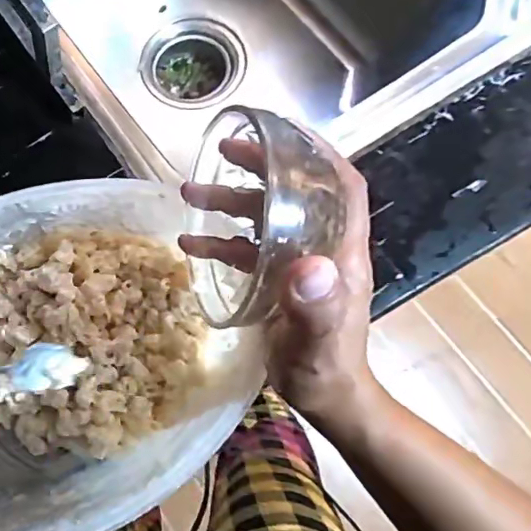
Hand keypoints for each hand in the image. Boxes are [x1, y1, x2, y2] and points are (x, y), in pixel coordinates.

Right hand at [179, 130, 376, 425]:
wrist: (325, 398)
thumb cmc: (327, 369)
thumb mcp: (319, 341)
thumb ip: (316, 307)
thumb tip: (309, 266)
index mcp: (340, 250)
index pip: (340, 186)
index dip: (318, 153)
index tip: (283, 132)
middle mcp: (320, 248)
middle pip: (294, 193)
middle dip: (262, 167)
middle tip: (225, 151)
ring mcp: (298, 264)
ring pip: (264, 219)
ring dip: (229, 204)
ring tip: (190, 192)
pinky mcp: (277, 282)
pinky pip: (248, 251)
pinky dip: (221, 243)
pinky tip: (192, 244)